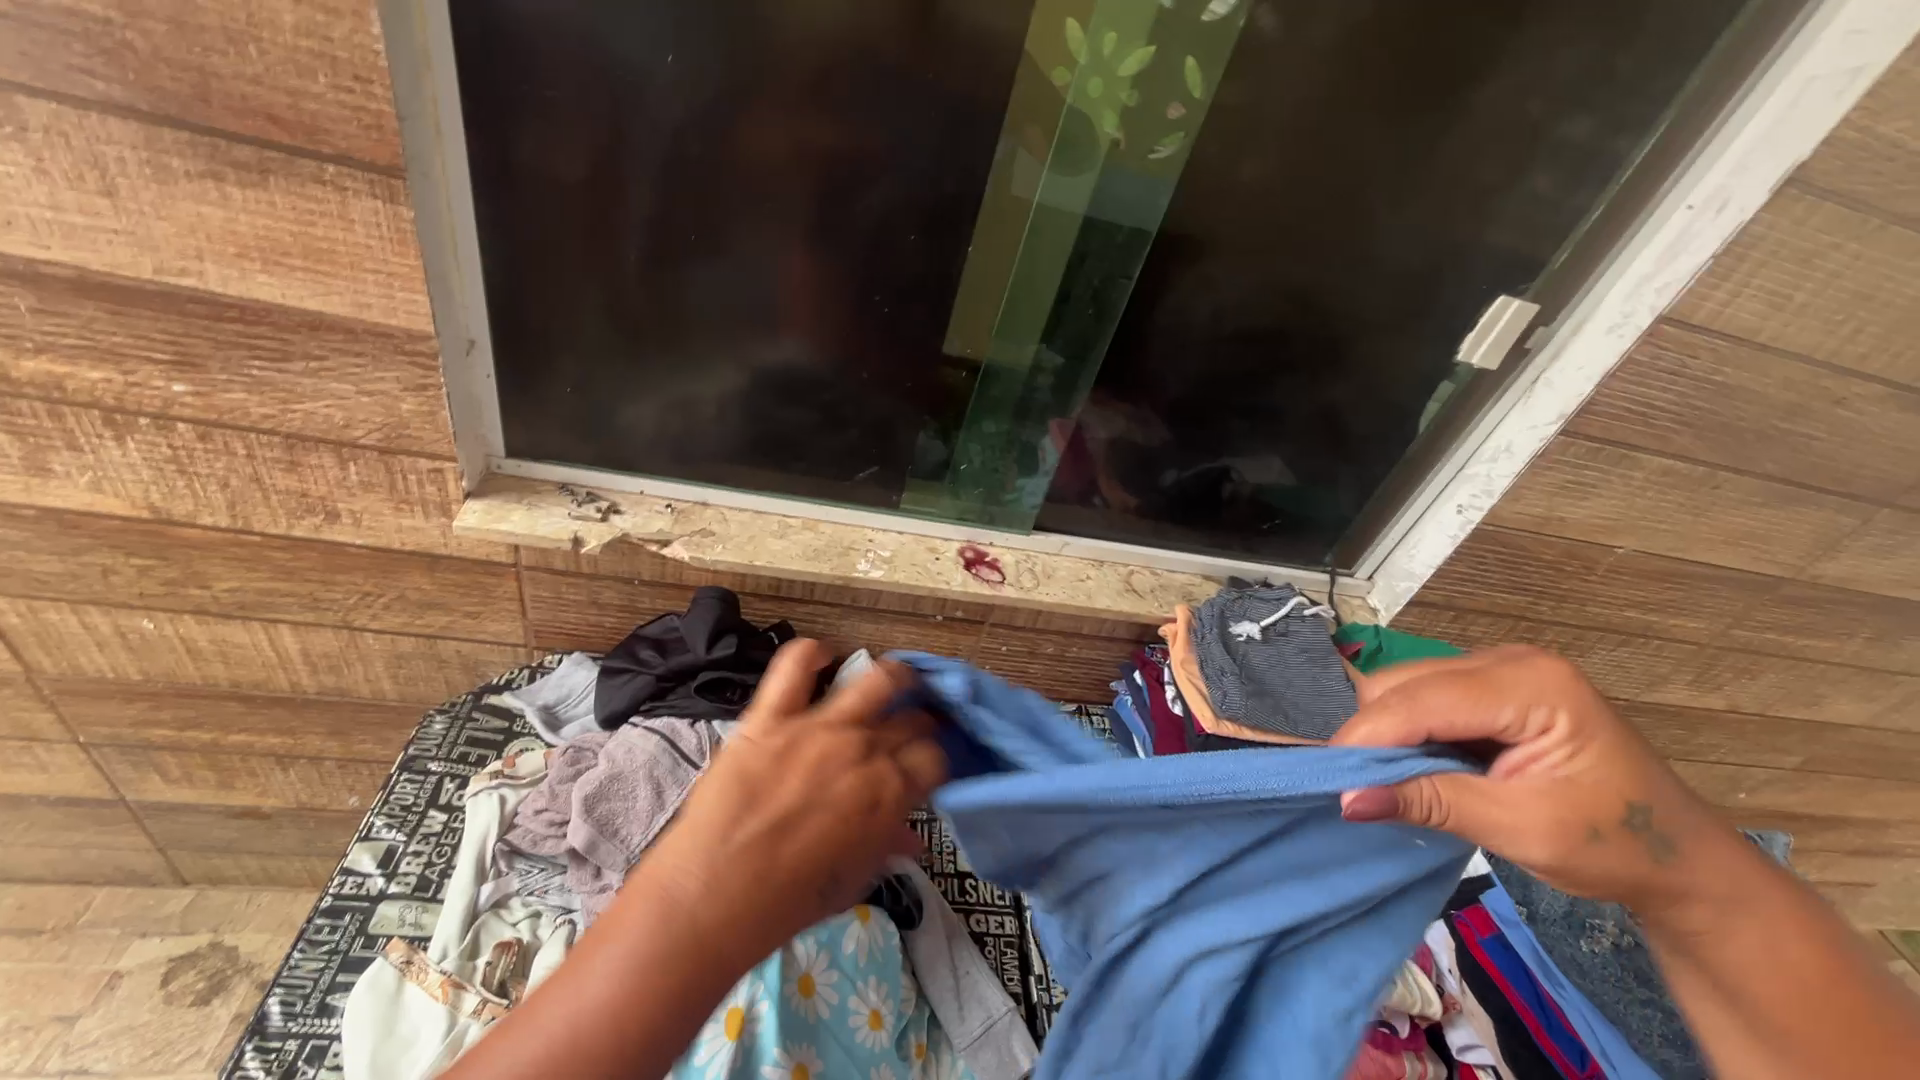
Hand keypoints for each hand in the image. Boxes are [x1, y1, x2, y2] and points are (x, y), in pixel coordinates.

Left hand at [628, 639, 946, 961]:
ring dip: (893, 676)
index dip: (933, 760)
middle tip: (914, 727)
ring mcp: (817, 727)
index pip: (934, 759)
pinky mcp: (770, 716)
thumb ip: (886, 847)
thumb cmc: (790, 900)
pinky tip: (823, 656)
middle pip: (911, 719)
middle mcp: (864, 750)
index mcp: (890, 792)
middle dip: (921, 721)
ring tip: (893, 680)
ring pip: (875, 678)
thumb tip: (911, 838)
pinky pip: (796, 664)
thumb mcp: (854, 879)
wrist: (715, 894)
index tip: (925, 766)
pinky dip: (813, 652)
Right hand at [1329, 645, 1741, 916]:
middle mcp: (1510, 660)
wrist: (1679, 857)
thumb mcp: (1521, 829)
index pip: (1420, 699)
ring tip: (1391, 782)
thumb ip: (1431, 802)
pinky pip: (1423, 697)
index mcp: (1531, 684)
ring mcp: (1500, 669)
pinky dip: (1407, 732)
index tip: (1331, 782)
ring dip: (1387, 733)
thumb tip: (1347, 800)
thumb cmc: (1614, 844)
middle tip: (1360, 789)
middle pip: (1403, 683)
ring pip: (1405, 687)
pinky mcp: (1492, 687)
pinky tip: (1418, 766)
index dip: (1367, 737)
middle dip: (1373, 733)